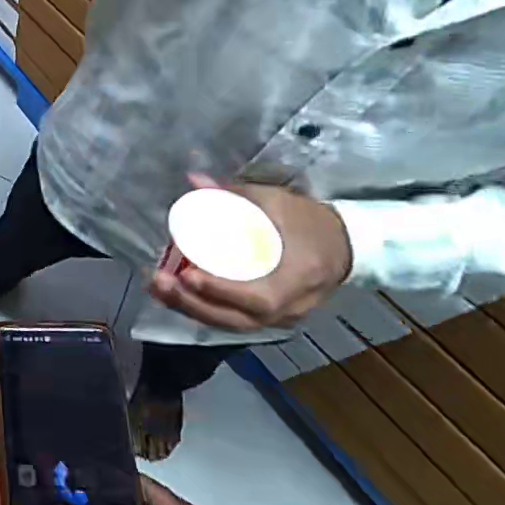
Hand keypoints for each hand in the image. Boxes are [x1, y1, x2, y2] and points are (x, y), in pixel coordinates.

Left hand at [148, 178, 350, 331]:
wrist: (347, 245)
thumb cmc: (309, 221)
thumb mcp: (275, 200)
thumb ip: (234, 192)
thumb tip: (193, 180)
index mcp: (297, 278)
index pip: (259, 298)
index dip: (222, 291)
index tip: (189, 276)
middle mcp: (289, 307)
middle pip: (237, 320)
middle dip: (194, 304)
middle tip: (159, 282)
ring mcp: (280, 317)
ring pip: (233, 324)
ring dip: (192, 310)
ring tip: (158, 289)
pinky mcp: (269, 316)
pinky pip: (235, 320)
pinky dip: (204, 309)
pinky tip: (175, 296)